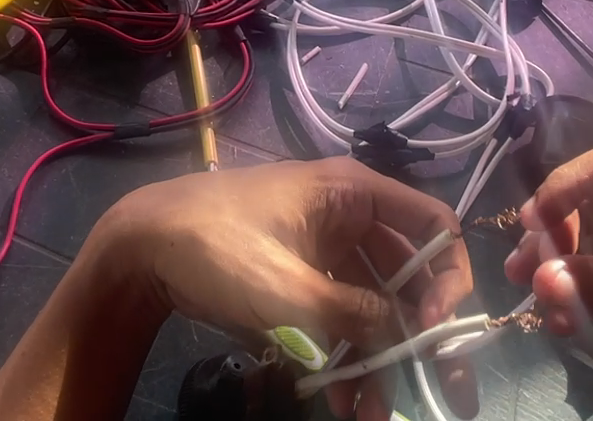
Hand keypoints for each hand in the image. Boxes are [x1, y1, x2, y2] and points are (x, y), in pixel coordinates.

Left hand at [96, 157, 477, 420]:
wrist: (145, 245)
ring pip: (370, 302)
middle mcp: (345, 215)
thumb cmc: (220, 247)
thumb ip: (355, 314)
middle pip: (404, 272)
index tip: (438, 327)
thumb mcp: (290, 286)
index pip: (429, 223)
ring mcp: (321, 246)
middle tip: (444, 392)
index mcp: (351, 193)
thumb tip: (406, 334)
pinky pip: (338, 313)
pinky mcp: (299, 274)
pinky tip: (344, 401)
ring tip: (374, 416)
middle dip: (420, 333)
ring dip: (378, 357)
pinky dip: (345, 352)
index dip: (447, 274)